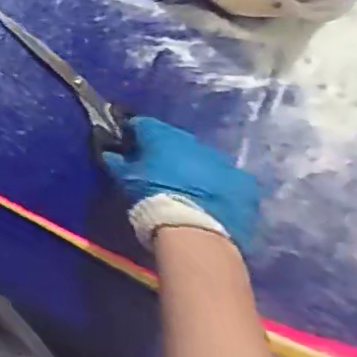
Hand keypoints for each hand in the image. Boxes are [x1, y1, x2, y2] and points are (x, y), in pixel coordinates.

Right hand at [100, 117, 259, 248]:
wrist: (196, 232)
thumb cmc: (152, 198)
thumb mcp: (123, 178)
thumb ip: (116, 160)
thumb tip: (110, 151)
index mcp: (163, 136)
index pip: (142, 124)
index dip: (132, 134)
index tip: (125, 146)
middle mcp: (196, 143)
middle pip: (175, 140)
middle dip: (164, 150)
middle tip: (153, 168)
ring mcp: (225, 163)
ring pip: (202, 158)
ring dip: (191, 167)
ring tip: (181, 186)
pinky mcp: (247, 186)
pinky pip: (225, 178)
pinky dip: (214, 184)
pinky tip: (205, 199)